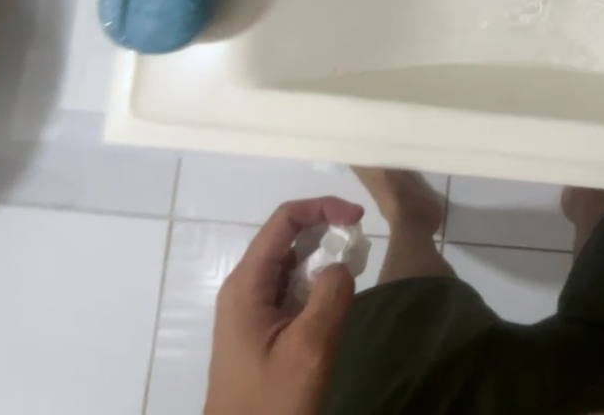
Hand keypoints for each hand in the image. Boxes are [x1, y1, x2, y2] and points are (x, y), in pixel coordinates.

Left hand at [205, 196, 365, 414]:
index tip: (359, 219)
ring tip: (353, 273)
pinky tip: (335, 304)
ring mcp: (249, 310)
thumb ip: (331, 295)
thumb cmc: (272, 406)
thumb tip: (340, 265)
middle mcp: (243, 288)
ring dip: (322, 260)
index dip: (323, 207)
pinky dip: (315, 285)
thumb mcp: (310, 349)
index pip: (285, 220)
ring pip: (290, 264)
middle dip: (325, 231)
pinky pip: (290, 291)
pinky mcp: (259, 331)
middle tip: (360, 247)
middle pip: (286, 237)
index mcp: (247, 284)